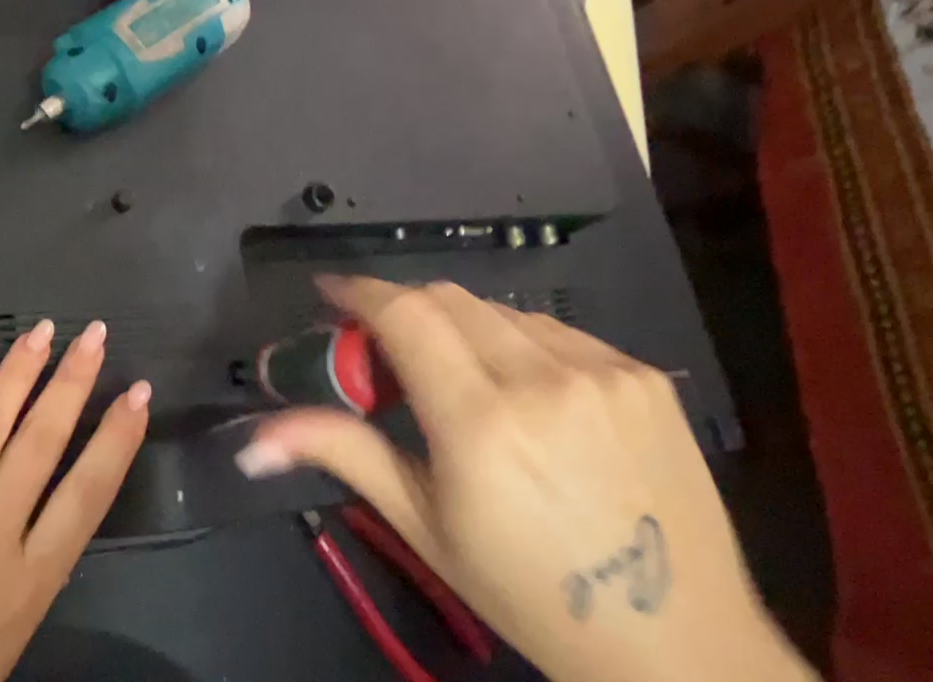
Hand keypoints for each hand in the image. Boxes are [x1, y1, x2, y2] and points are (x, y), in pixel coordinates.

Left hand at [0, 319, 150, 681]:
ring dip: (17, 374)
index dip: (116, 438)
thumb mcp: (8, 633)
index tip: (137, 392)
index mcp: (28, 583)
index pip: (86, 495)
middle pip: (38, 445)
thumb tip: (49, 495)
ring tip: (41, 332)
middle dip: (70, 384)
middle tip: (93, 336)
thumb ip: (30, 565)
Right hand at [237, 277, 814, 681]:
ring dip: (458, 324)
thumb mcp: (421, 523)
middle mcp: (543, 378)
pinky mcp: (645, 376)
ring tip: (451, 372)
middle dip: (400, 306)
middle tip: (379, 344)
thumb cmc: (526, 590)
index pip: (404, 313)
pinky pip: (556, 330)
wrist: (679, 640)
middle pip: (447, 298)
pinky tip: (518, 387)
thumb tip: (253, 439)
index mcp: (480, 421)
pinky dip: (515, 340)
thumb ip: (339, 453)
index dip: (358, 292)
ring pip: (500, 309)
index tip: (328, 293)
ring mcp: (603, 371)